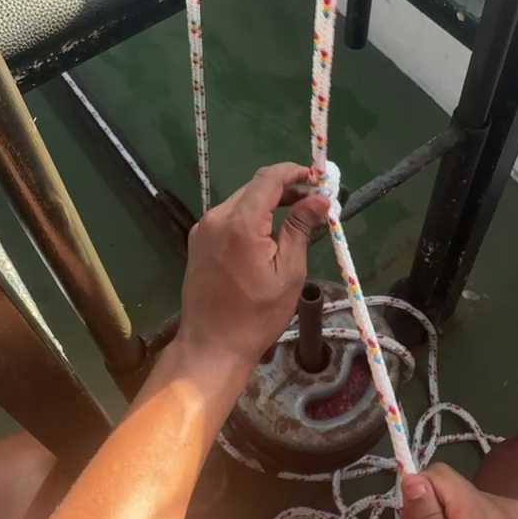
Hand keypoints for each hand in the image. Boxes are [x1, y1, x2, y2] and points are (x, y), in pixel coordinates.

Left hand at [177, 162, 330, 375]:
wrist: (211, 346)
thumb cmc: (256, 316)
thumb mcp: (289, 272)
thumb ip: (300, 228)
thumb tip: (319, 198)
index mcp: (240, 223)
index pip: (269, 178)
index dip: (294, 172)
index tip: (317, 178)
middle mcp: (217, 218)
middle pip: (254, 187)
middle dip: (285, 188)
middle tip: (313, 200)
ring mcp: (203, 228)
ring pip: (241, 200)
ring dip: (268, 202)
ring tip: (296, 217)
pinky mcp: (198, 240)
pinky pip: (229, 217)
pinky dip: (251, 216)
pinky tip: (268, 234)